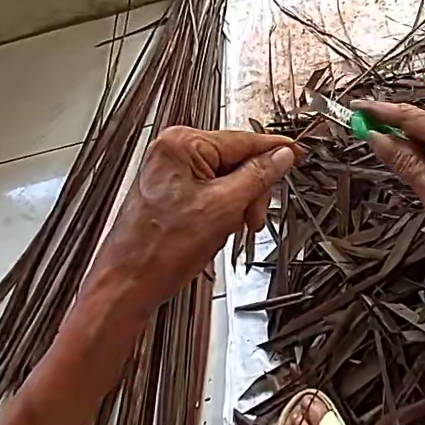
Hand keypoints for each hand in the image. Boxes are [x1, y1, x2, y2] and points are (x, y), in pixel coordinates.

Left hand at [86, 127, 297, 316]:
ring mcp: (169, 171)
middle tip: (254, 218)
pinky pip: (210, 191)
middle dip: (251, 190)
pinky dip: (223, 209)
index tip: (297, 153)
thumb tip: (281, 155)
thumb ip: (258, 175)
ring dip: (238, 204)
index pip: (242, 140)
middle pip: (235, 160)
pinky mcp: (170, 191)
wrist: (127, 285)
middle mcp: (172, 151)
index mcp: (182, 144)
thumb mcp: (224, 207)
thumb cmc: (160, 249)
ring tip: (233, 228)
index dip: (274, 150)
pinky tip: (219, 228)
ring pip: (226, 178)